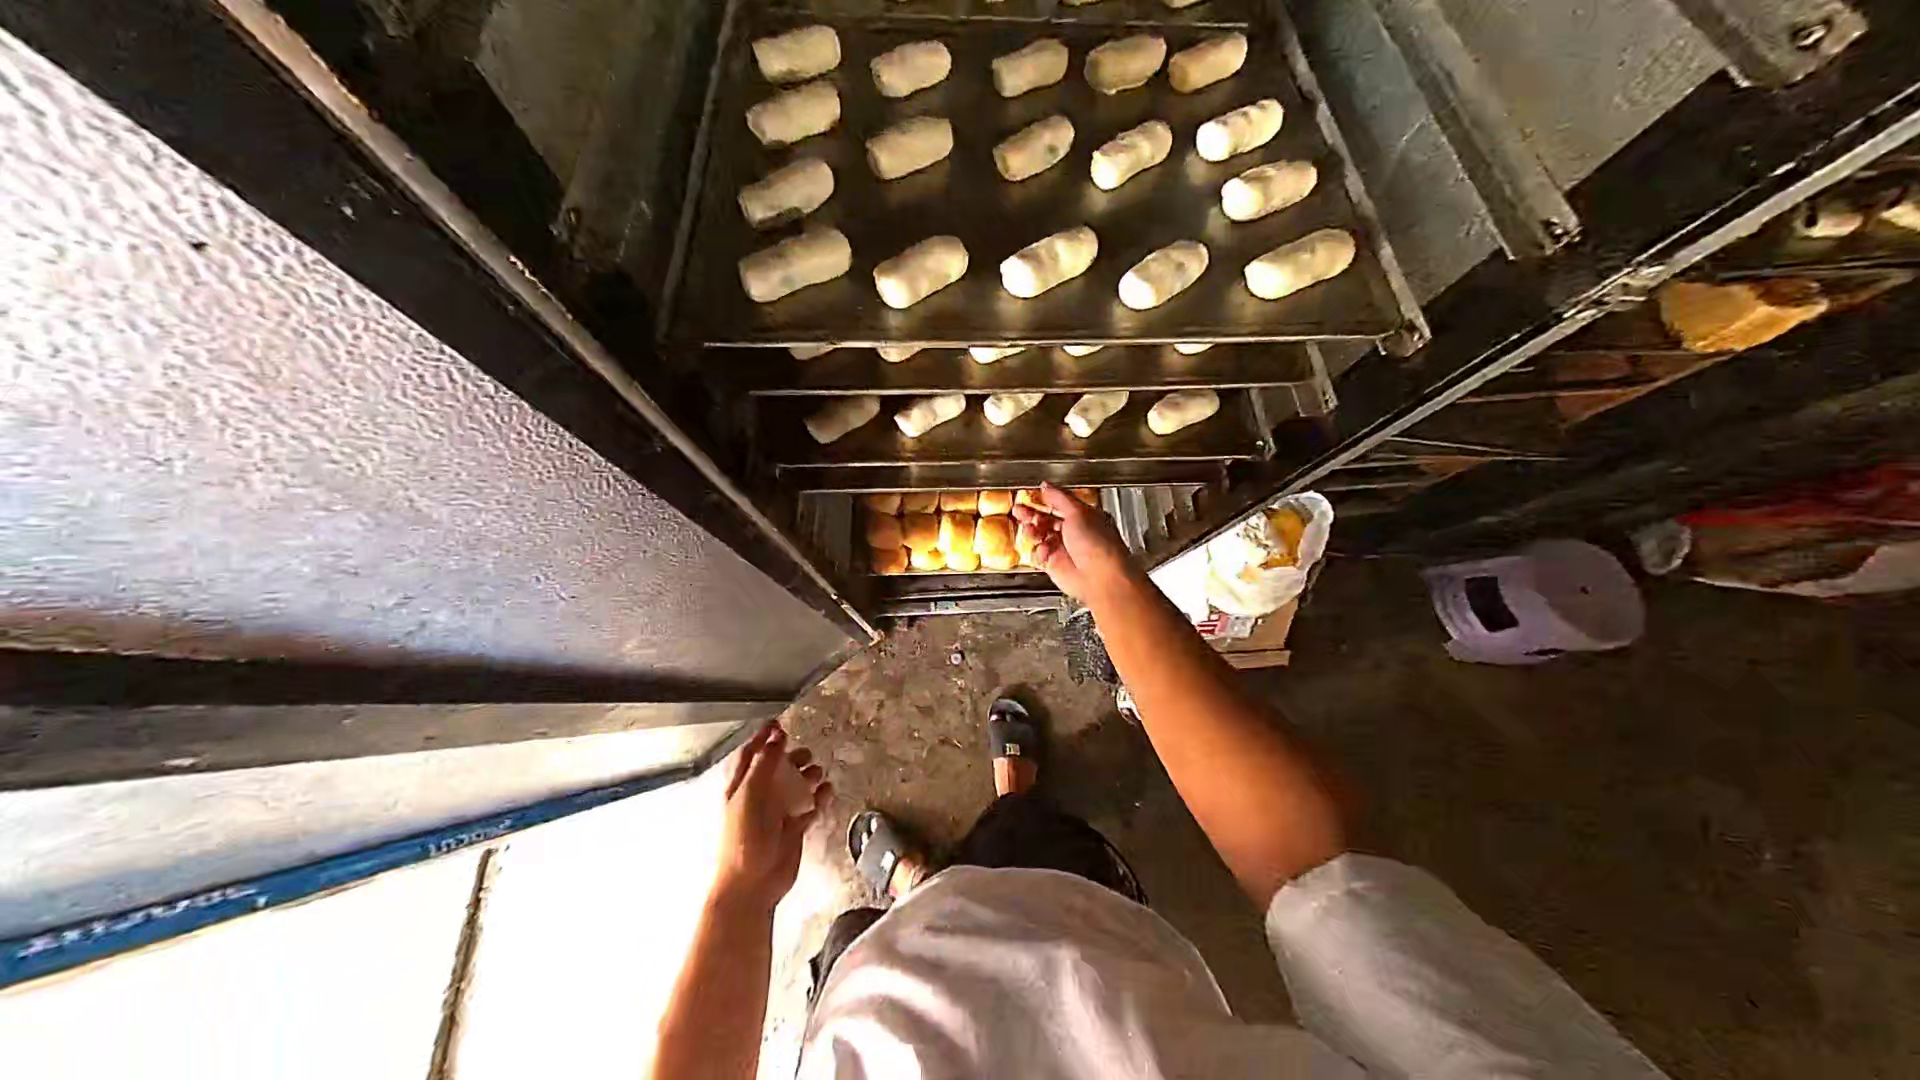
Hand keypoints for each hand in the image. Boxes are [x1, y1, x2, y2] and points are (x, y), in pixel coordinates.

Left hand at [712, 723, 830, 912]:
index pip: (750, 754)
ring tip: (818, 770)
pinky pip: (809, 807)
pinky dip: (819, 797)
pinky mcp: (793, 828)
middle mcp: (758, 797)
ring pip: (794, 785)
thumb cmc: (744, 838)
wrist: (752, 885)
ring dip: (807, 775)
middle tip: (805, 751)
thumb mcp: (750, 794)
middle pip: (776, 768)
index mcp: (740, 787)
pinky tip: (827, 790)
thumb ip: (765, 764)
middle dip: (790, 756)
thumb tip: (778, 736)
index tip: (778, 722)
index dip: (763, 737)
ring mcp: (776, 813)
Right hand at [1011, 483, 1140, 603]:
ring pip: (1041, 537)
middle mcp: (1076, 533)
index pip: (1060, 504)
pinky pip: (1040, 555)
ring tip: (1029, 529)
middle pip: (1047, 520)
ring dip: (1033, 532)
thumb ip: (1059, 498)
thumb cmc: (1099, 546)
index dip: (1044, 500)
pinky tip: (1043, 550)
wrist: (1100, 578)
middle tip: (1020, 510)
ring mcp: (1065, 549)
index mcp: (1085, 516)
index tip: (1031, 495)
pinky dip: (1039, 551)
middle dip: (1032, 515)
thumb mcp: (1077, 512)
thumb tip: (1046, 486)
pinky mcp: (1056, 565)